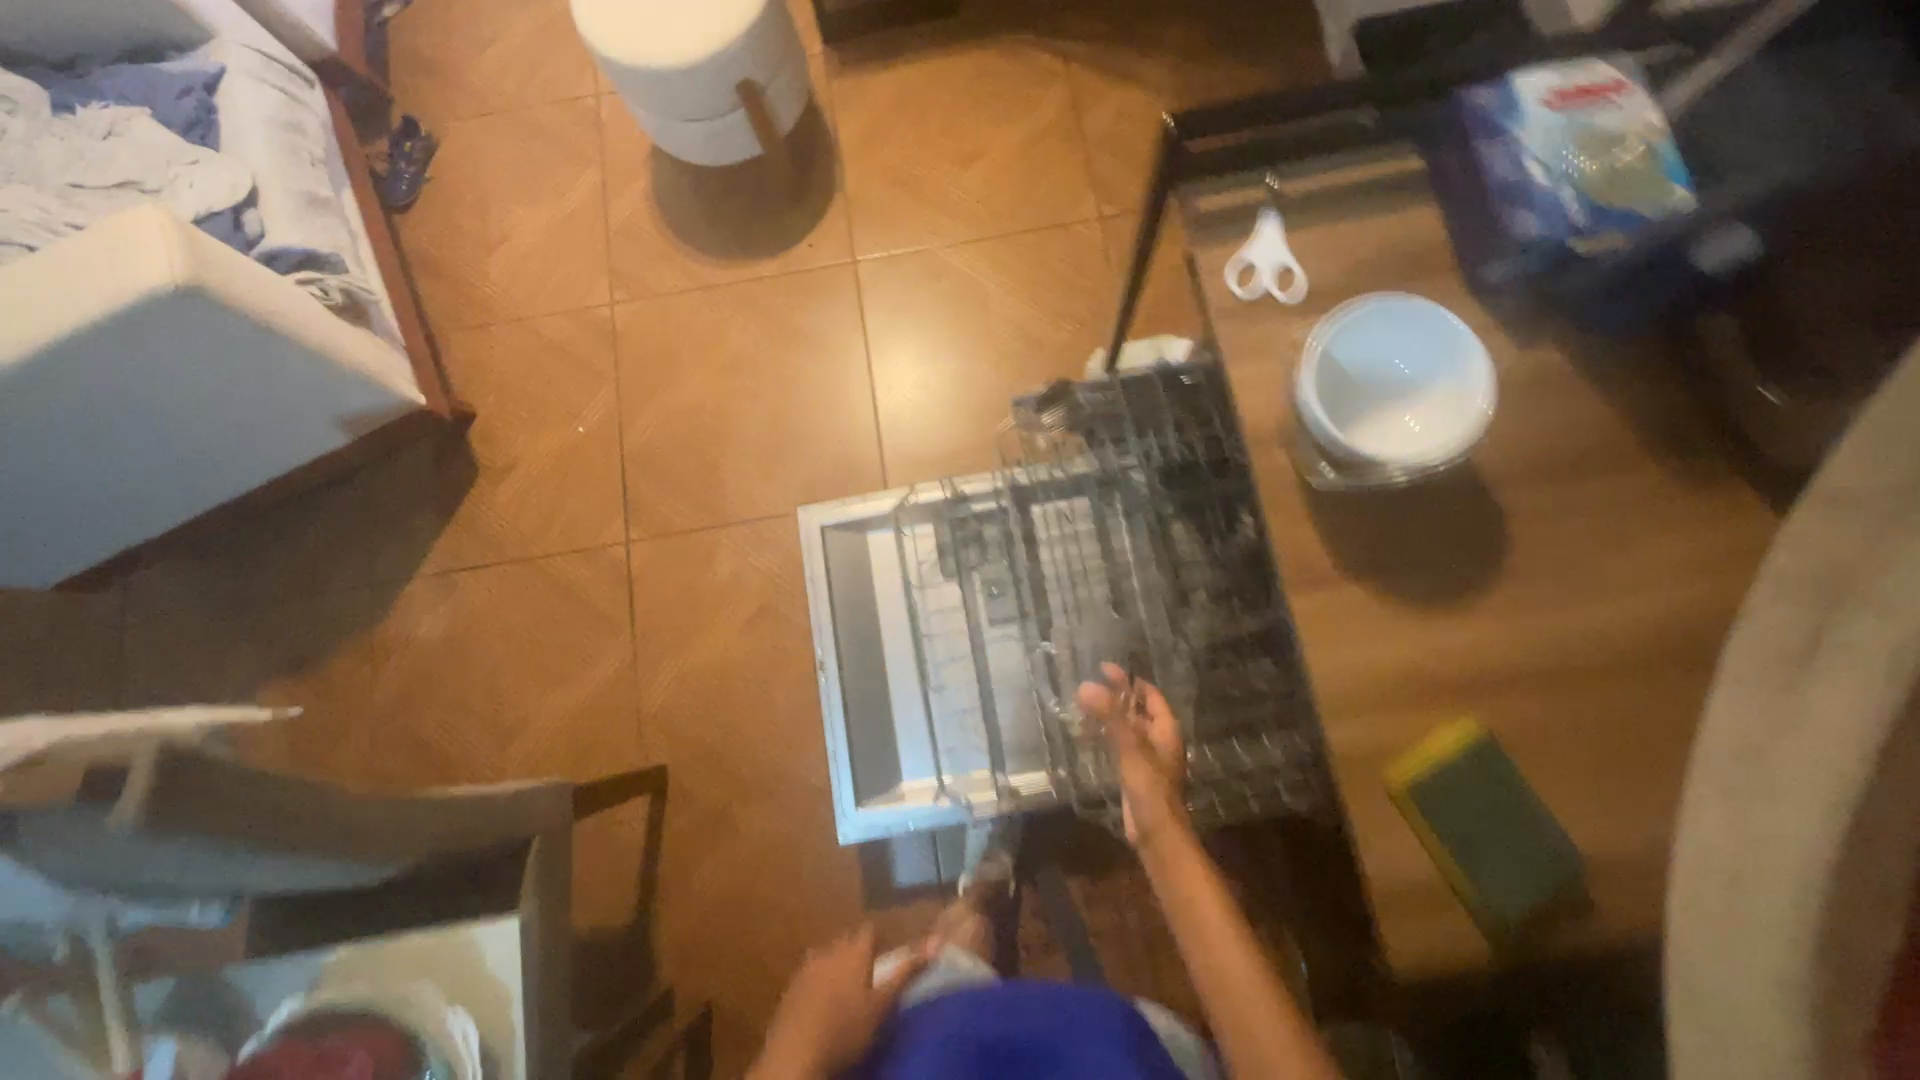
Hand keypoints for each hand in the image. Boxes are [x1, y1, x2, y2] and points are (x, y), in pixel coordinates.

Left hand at [751, 925, 932, 1079]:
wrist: (796, 1055)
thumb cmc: (847, 1029)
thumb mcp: (882, 1005)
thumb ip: (906, 972)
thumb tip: (935, 943)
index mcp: (853, 952)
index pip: (869, 930)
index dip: (880, 938)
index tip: (887, 952)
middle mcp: (828, 951)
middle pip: (846, 940)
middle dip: (858, 949)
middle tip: (870, 971)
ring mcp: (806, 968)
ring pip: (826, 954)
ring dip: (837, 963)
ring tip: (846, 985)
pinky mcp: (790, 987)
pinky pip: (810, 972)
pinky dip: (819, 979)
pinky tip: (822, 1000)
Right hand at [1077, 662, 1189, 848]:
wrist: (1157, 833)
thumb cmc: (1150, 787)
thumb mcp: (1130, 748)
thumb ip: (1110, 716)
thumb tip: (1085, 685)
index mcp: (1166, 730)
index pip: (1149, 695)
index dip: (1129, 680)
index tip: (1105, 667)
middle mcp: (1159, 740)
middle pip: (1137, 710)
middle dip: (1116, 697)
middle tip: (1088, 683)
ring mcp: (1147, 758)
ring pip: (1127, 729)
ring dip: (1108, 716)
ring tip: (1082, 704)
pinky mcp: (1134, 774)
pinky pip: (1119, 747)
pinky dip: (1105, 737)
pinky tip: (1087, 736)